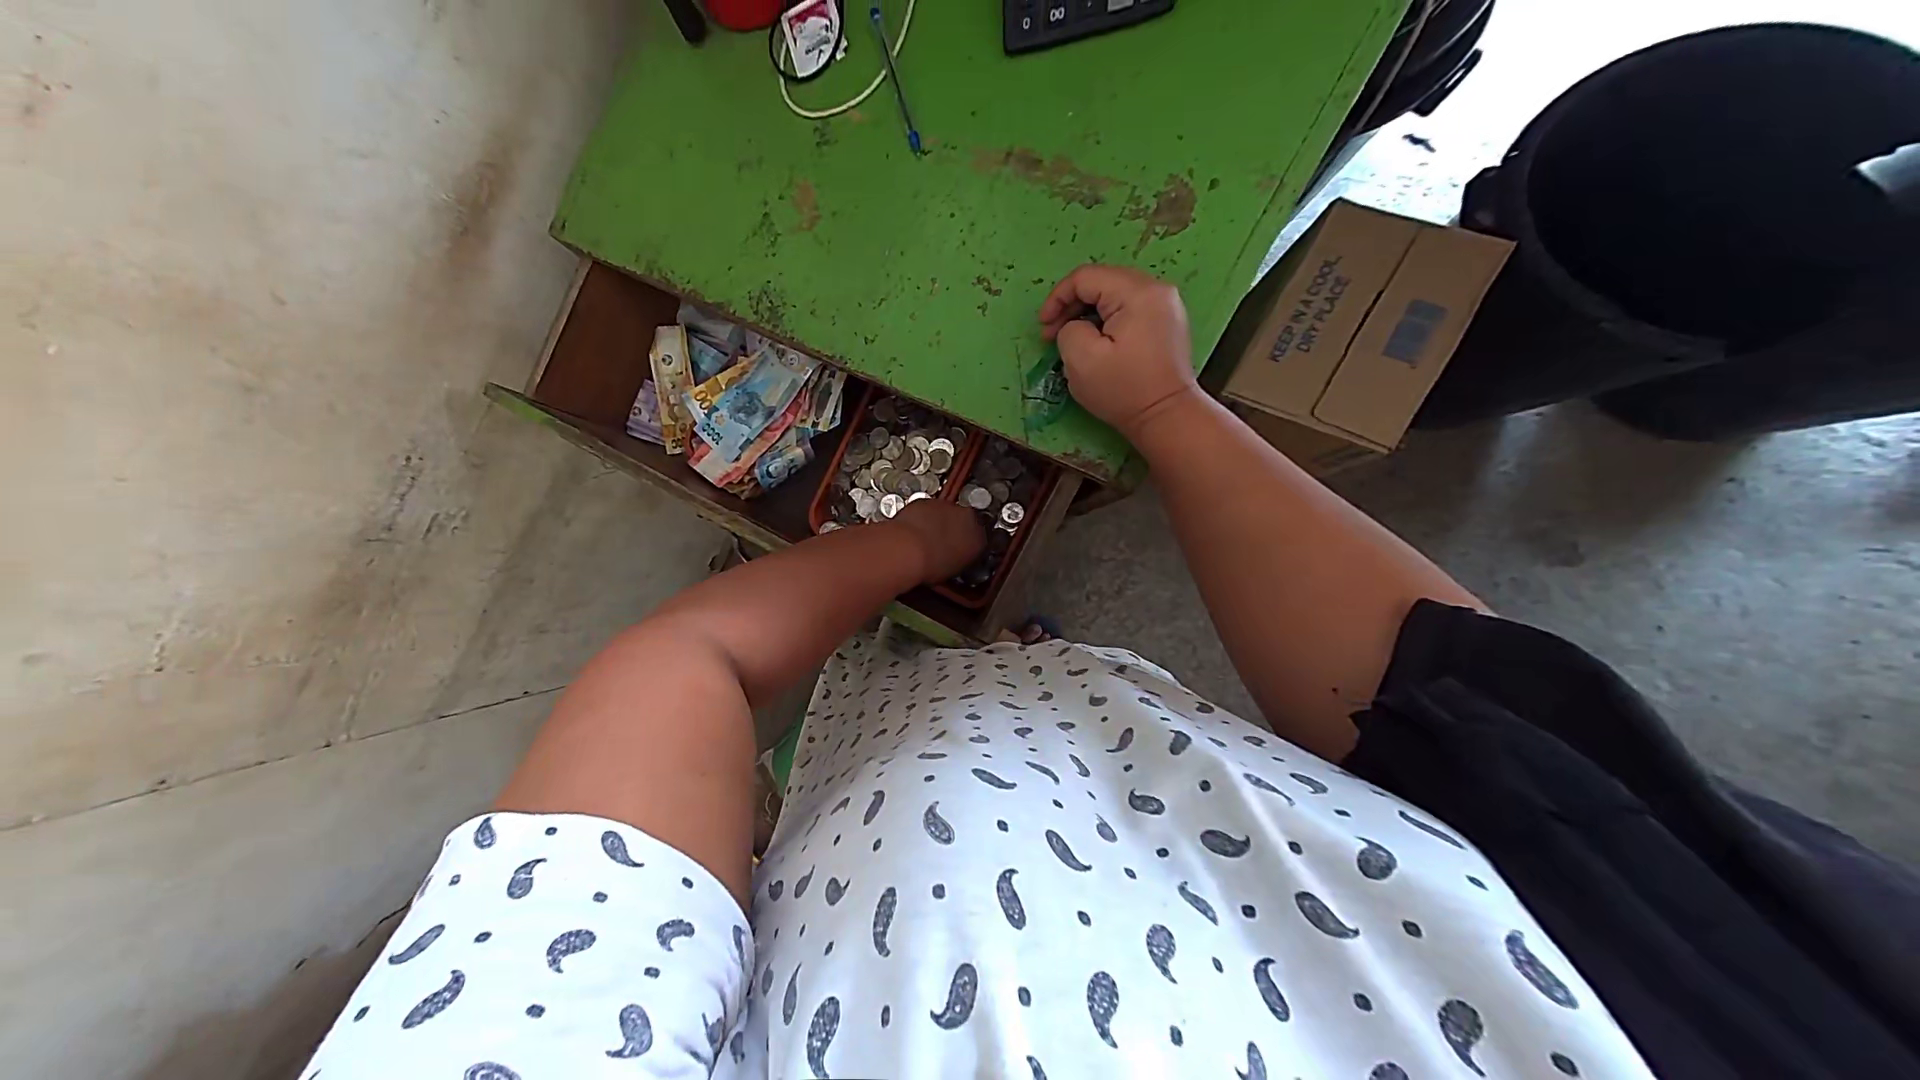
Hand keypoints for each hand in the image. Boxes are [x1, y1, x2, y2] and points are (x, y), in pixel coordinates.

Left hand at [890, 498, 984, 582]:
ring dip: (940, 521)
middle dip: (957, 528)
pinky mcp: (928, 500)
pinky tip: (917, 531)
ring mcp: (947, 507)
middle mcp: (968, 518)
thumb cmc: (930, 563)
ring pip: (947, 512)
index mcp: (979, 538)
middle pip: (966, 520)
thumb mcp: (954, 570)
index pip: (982, 538)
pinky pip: (929, 508)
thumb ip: (961, 560)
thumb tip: (956, 561)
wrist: (908, 549)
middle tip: (945, 543)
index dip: (971, 543)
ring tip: (928, 539)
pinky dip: (924, 516)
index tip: (963, 548)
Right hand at [1039, 264, 1198, 439]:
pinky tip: (1097, 343)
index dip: (1057, 298)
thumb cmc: (1123, 390)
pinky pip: (1129, 308)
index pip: (1085, 277)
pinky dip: (1106, 320)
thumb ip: (1068, 330)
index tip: (1044, 327)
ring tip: (1072, 341)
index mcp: (1136, 292)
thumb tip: (1076, 326)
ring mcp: (1166, 305)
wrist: (1166, 417)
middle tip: (1052, 335)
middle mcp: (1156, 289)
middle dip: (1071, 305)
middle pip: (1102, 281)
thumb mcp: (1081, 360)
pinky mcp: (1167, 322)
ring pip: (1114, 295)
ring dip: (1087, 313)